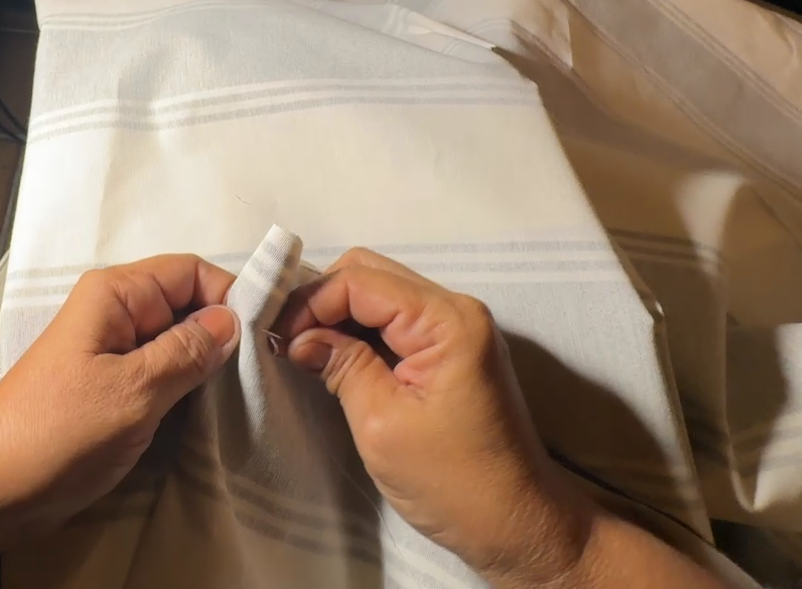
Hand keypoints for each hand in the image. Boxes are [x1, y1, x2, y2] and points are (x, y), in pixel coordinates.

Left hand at [0, 253, 241, 533]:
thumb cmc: (58, 429)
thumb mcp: (133, 390)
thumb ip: (187, 352)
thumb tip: (234, 320)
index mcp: (116, 293)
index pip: (189, 271)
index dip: (230, 294)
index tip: (268, 333)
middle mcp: (116, 310)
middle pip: (185, 303)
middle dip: (222, 332)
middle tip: (262, 372)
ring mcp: (113, 349)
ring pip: (176, 340)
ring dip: (205, 363)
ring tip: (243, 394)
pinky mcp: (111, 384)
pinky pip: (160, 369)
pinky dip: (186, 385)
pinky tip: (209, 410)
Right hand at [272, 249, 594, 585]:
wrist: (522, 530)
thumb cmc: (454, 484)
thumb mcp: (381, 424)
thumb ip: (340, 365)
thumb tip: (295, 336)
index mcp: (446, 320)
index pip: (360, 280)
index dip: (312, 301)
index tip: (279, 336)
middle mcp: (454, 307)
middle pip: (368, 272)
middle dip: (321, 299)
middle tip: (288, 336)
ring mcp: (455, 323)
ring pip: (377, 288)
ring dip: (337, 310)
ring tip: (304, 343)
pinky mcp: (449, 344)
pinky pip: (392, 314)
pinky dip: (357, 325)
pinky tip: (334, 350)